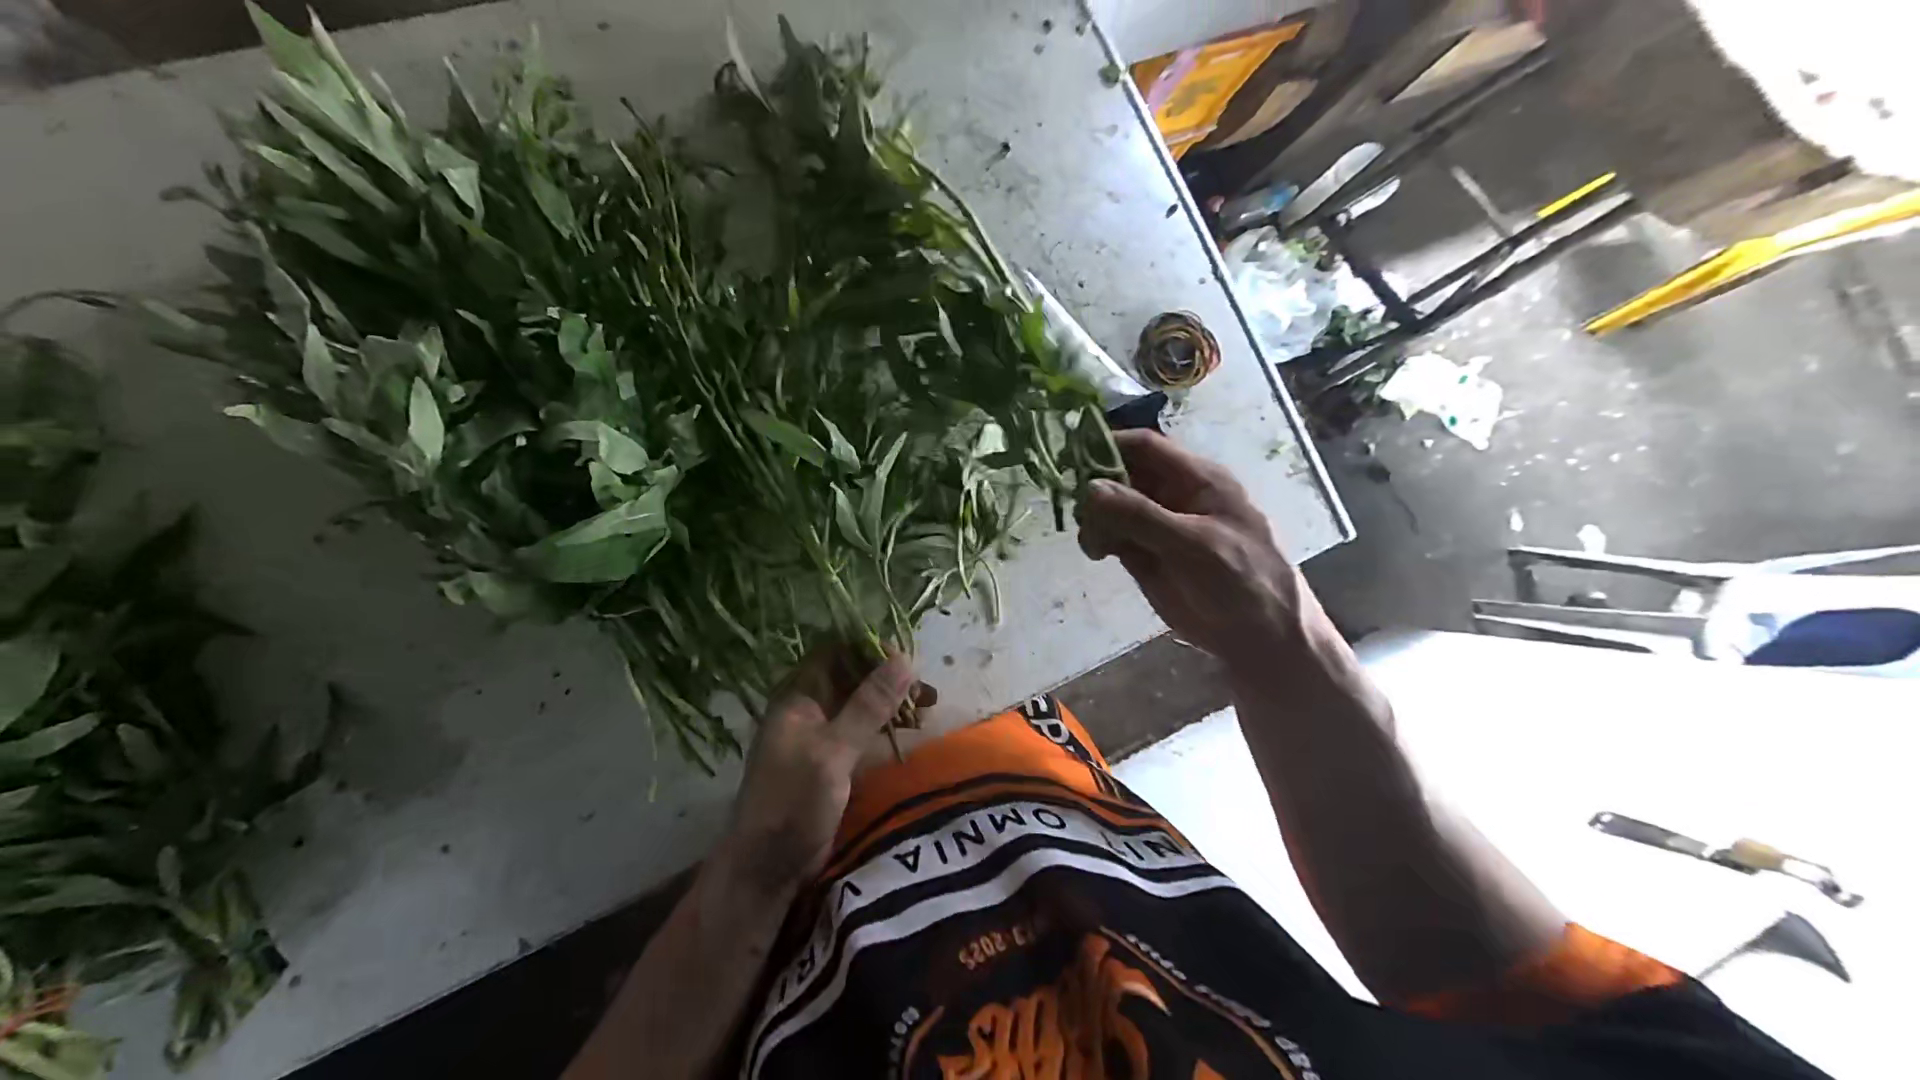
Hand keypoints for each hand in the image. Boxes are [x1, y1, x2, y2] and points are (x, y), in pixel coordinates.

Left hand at [720, 648, 919, 895]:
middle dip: (889, 676)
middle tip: (926, 689)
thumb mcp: (833, 751)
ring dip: (893, 701)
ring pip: (862, 702)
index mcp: (797, 696)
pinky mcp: (834, 759)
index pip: (836, 651)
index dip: (871, 648)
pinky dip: (887, 725)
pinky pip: (864, 729)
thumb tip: (904, 658)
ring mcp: (821, 734)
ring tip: (928, 706)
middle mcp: (808, 707)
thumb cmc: (792, 802)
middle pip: (853, 675)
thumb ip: (868, 705)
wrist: (767, 867)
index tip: (908, 658)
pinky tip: (912, 728)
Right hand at [1078, 430, 1322, 671]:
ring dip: (1093, 517)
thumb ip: (1140, 515)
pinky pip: (1110, 535)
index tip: (1069, 457)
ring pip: (1110, 507)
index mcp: (1196, 479)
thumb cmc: (1241, 580)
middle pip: (1121, 475)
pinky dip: (1096, 539)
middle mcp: (1172, 496)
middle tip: (1075, 508)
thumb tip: (1088, 488)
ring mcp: (1155, 526)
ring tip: (1092, 542)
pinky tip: (1096, 553)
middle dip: (1094, 486)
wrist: (1259, 638)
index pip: (1145, 447)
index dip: (1108, 446)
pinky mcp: (1143, 555)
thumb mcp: (1193, 544)